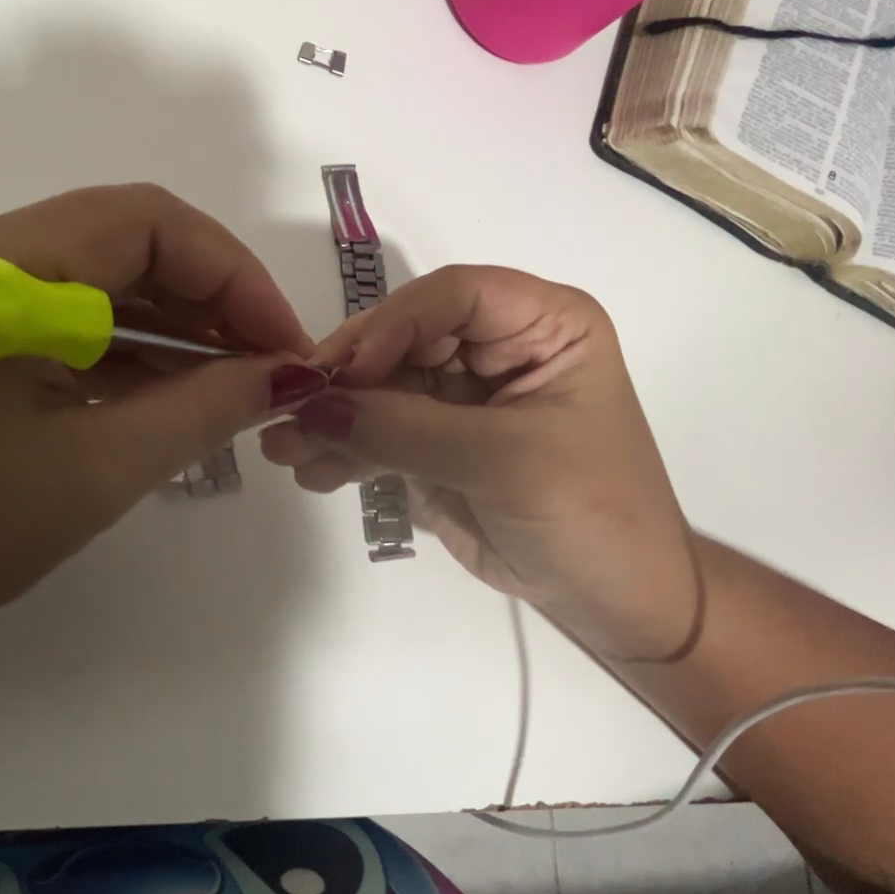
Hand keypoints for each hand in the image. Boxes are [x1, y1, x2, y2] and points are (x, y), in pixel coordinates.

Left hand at [0, 185, 327, 649]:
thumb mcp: (99, 470)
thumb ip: (202, 409)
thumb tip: (286, 374)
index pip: (141, 221)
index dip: (229, 272)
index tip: (281, 342)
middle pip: (123, 240)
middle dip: (208, 297)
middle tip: (268, 364)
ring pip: (100, 276)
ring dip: (172, 322)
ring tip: (235, 380)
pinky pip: (66, 312)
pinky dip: (127, 344)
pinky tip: (177, 385)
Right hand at [257, 265, 698, 659]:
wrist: (609, 598)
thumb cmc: (591, 514)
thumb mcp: (503, 462)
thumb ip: (403, 429)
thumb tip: (309, 404)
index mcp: (541, 325)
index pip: (453, 295)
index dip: (393, 323)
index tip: (343, 372)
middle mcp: (493, 348)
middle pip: (400, 338)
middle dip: (344, 377)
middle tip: (291, 409)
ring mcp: (456, 396)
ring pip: (376, 387)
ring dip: (330, 417)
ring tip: (285, 451)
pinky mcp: (430, 440)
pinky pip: (374, 431)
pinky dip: (340, 449)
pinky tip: (309, 473)